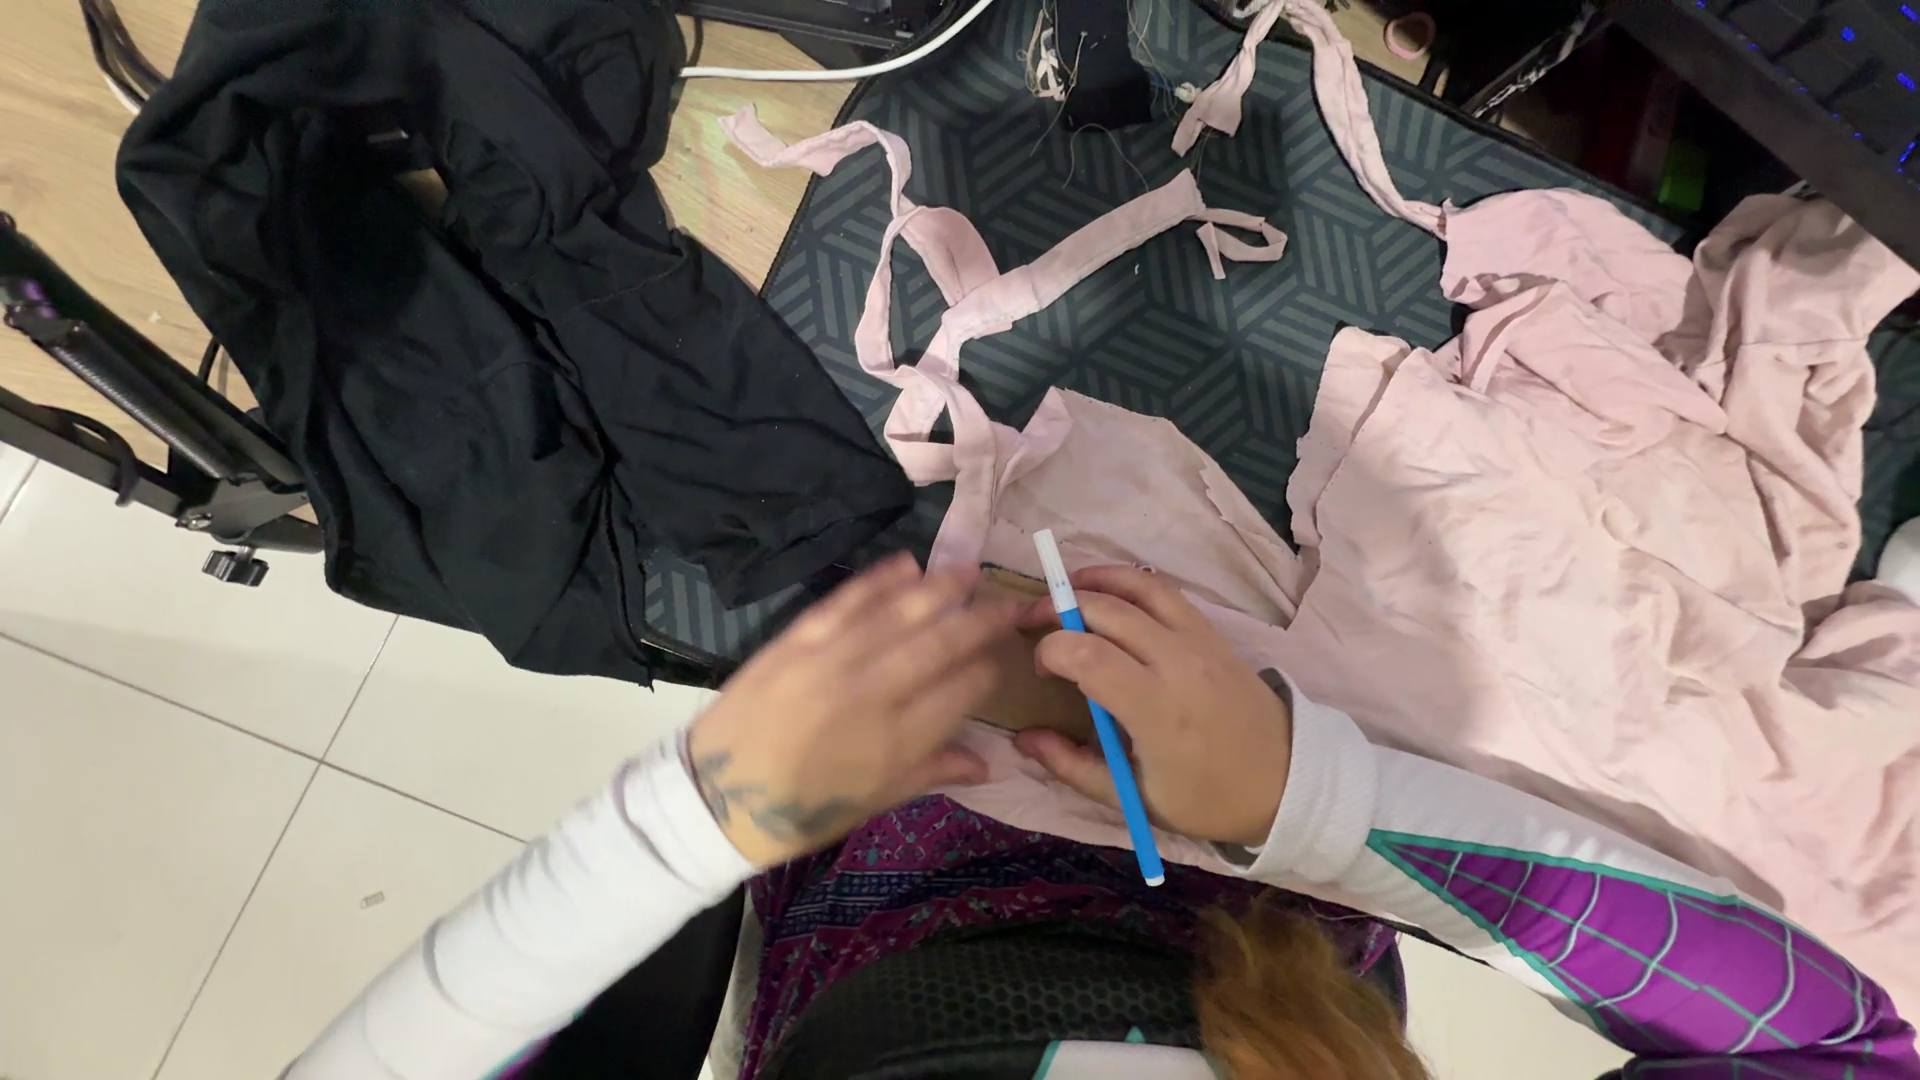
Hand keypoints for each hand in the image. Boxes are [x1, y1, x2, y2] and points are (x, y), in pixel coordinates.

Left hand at [686, 554, 1014, 867]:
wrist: (714, 798)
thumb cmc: (800, 810)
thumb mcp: (871, 802)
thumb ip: (930, 772)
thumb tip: (987, 763)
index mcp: (895, 742)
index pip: (960, 693)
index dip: (987, 671)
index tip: (1001, 658)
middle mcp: (872, 693)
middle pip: (939, 644)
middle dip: (978, 621)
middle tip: (1005, 603)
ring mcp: (831, 661)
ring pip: (898, 614)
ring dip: (939, 589)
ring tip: (968, 571)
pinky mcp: (796, 640)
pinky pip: (845, 601)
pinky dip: (877, 580)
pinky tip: (906, 564)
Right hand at [1013, 566, 1291, 848]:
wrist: (1287, 781)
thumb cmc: (1205, 797)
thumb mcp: (1133, 796)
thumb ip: (1071, 765)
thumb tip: (1022, 737)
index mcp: (1156, 710)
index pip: (1088, 654)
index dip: (1051, 650)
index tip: (1041, 668)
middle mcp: (1177, 663)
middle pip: (1105, 610)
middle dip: (1057, 607)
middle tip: (1031, 621)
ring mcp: (1198, 639)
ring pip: (1136, 586)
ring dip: (1093, 580)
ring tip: (1064, 591)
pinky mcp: (1211, 630)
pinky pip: (1164, 591)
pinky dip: (1128, 581)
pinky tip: (1107, 593)